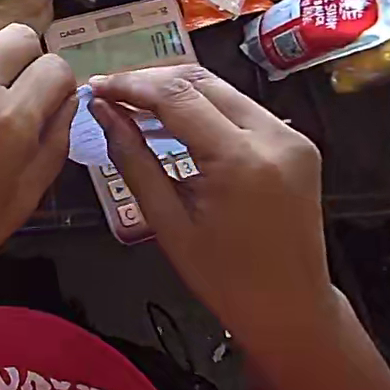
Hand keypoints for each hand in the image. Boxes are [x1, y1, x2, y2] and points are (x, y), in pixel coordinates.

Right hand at [89, 65, 332, 342]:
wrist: (291, 309)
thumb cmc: (223, 276)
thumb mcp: (165, 220)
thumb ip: (132, 157)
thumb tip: (102, 112)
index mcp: (241, 161)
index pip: (176, 96)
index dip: (129, 86)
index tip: (95, 89)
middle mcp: (274, 137)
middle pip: (199, 81)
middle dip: (147, 80)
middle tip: (109, 93)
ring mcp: (290, 136)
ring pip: (218, 87)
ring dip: (171, 88)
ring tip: (130, 102)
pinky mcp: (293, 141)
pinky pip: (236, 106)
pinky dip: (197, 104)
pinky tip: (168, 118)